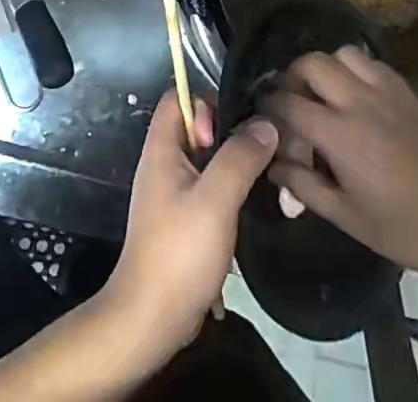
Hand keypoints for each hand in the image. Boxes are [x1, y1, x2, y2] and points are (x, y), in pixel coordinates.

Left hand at [99, 92, 277, 364]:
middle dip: (228, 136)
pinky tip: (249, 213)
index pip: (175, 99)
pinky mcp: (182, 221)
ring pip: (205, 162)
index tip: (229, 132)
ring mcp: (171, 194)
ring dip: (232, 168)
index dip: (203, 104)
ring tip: (262, 182)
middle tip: (259, 156)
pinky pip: (207, 192)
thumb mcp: (215, 200)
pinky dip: (228, 195)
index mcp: (160, 150)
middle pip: (195, 129)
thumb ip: (239, 159)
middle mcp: (162, 165)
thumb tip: (265, 124)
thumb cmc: (180, 251)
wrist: (152, 316)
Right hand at [261, 46, 417, 279]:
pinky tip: (358, 100)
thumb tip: (273, 164)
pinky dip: (355, 72)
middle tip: (294, 105)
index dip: (268, 108)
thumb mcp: (346, 216)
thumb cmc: (407, 230)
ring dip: (326, 70)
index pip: (287, 102)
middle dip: (293, 79)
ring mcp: (389, 94)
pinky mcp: (411, 95)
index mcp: (341, 135)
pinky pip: (373, 65)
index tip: (265, 121)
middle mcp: (361, 103)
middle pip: (311, 64)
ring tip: (326, 98)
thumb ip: (303, 185)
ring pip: (343, 54)